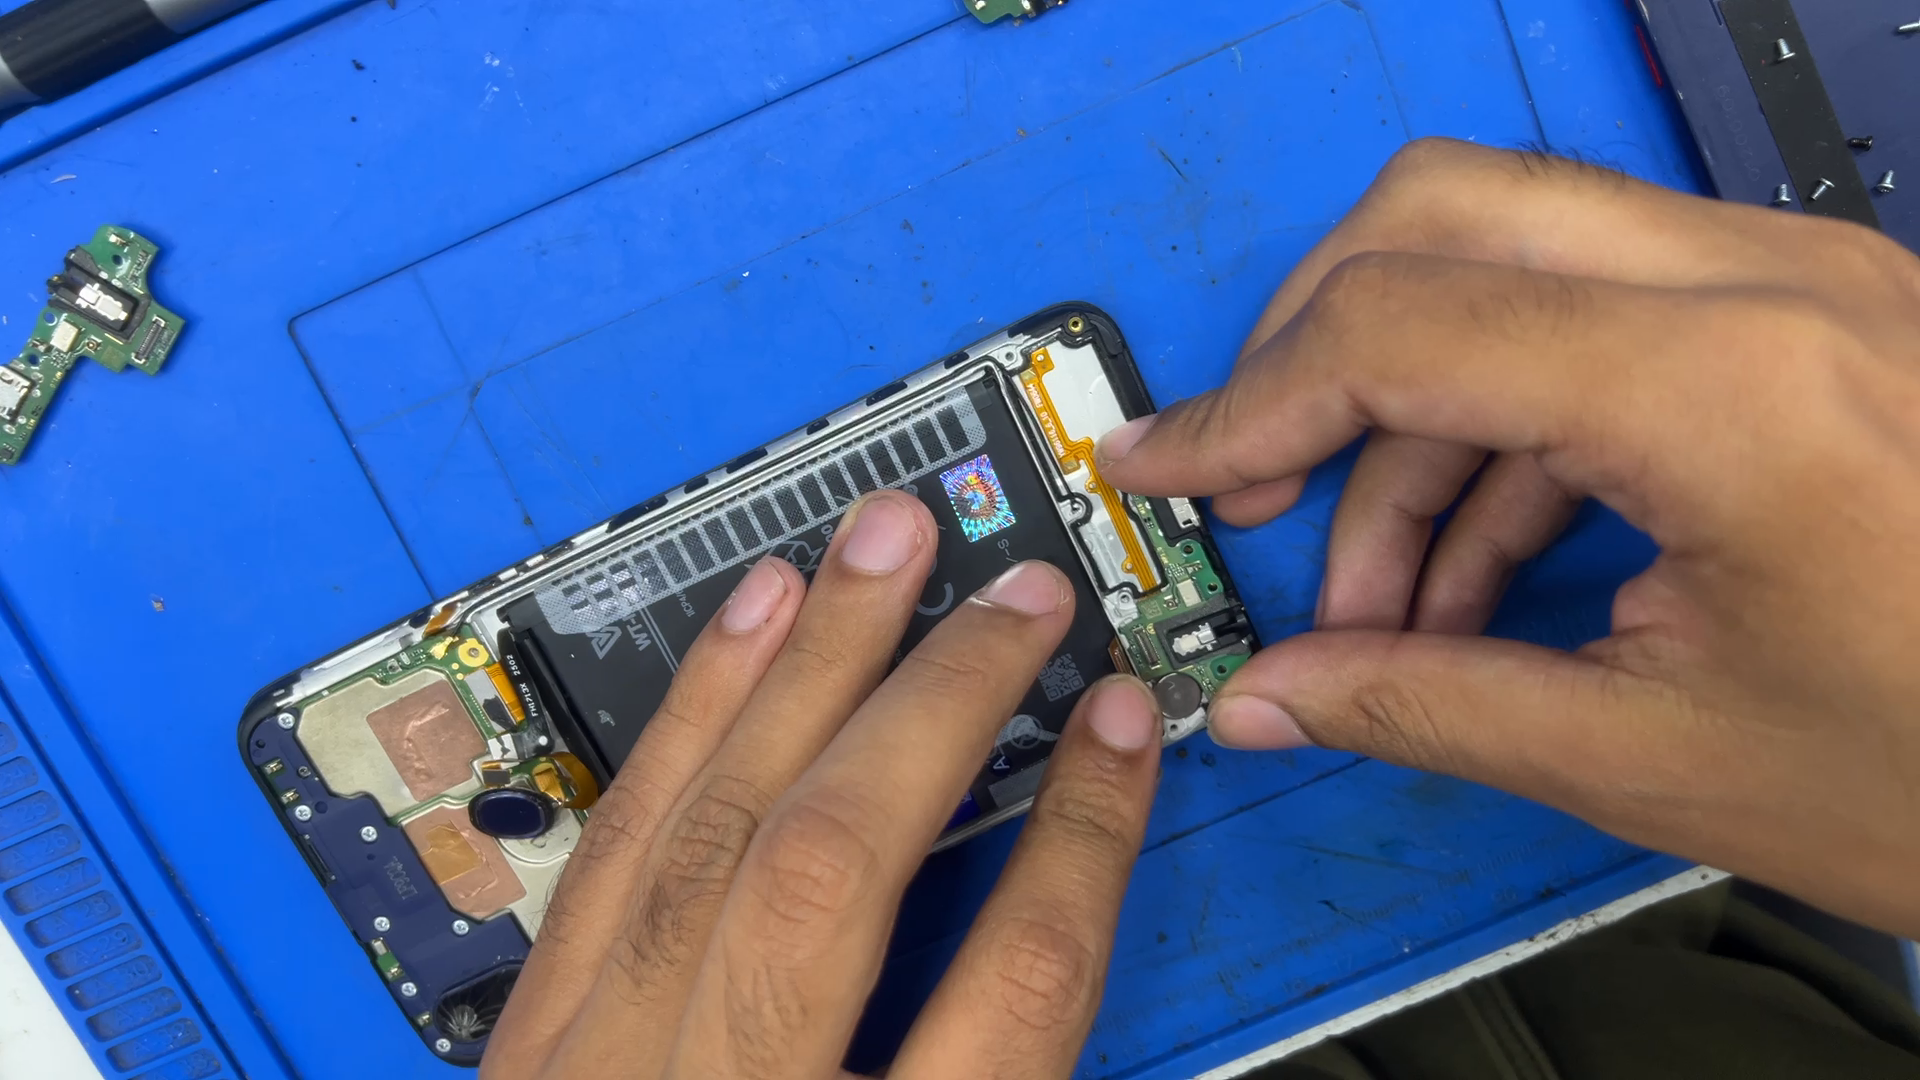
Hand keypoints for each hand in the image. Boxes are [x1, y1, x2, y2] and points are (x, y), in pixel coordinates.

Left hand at [479, 490, 1164, 1078]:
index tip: (1126, 720)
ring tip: (878, 544)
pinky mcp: (536, 1028)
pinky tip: (755, 611)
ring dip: (817, 655)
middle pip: (843, 862)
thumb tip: (1076, 915)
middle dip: (948, 699)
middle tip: (1018, 590)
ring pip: (720, 816)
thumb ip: (1008, 1071)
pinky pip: (626, 833)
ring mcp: (594, 1061)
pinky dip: (699, 705)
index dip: (1086, 835)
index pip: (1014, 991)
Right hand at [1098, 139, 1919, 937]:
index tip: (1150, 465)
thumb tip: (1248, 707)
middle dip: (1296, 350)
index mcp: (1726, 390)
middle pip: (1425, 217)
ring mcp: (1770, 287)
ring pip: (1479, 277)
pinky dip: (1463, 460)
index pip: (1389, 330)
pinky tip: (1452, 586)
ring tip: (1366, 604)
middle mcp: (1749, 286)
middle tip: (1253, 475)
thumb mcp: (1654, 761)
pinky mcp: (1768, 326)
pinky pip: (1550, 345)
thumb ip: (1414, 711)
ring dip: (1383, 442)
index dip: (1235, 407)